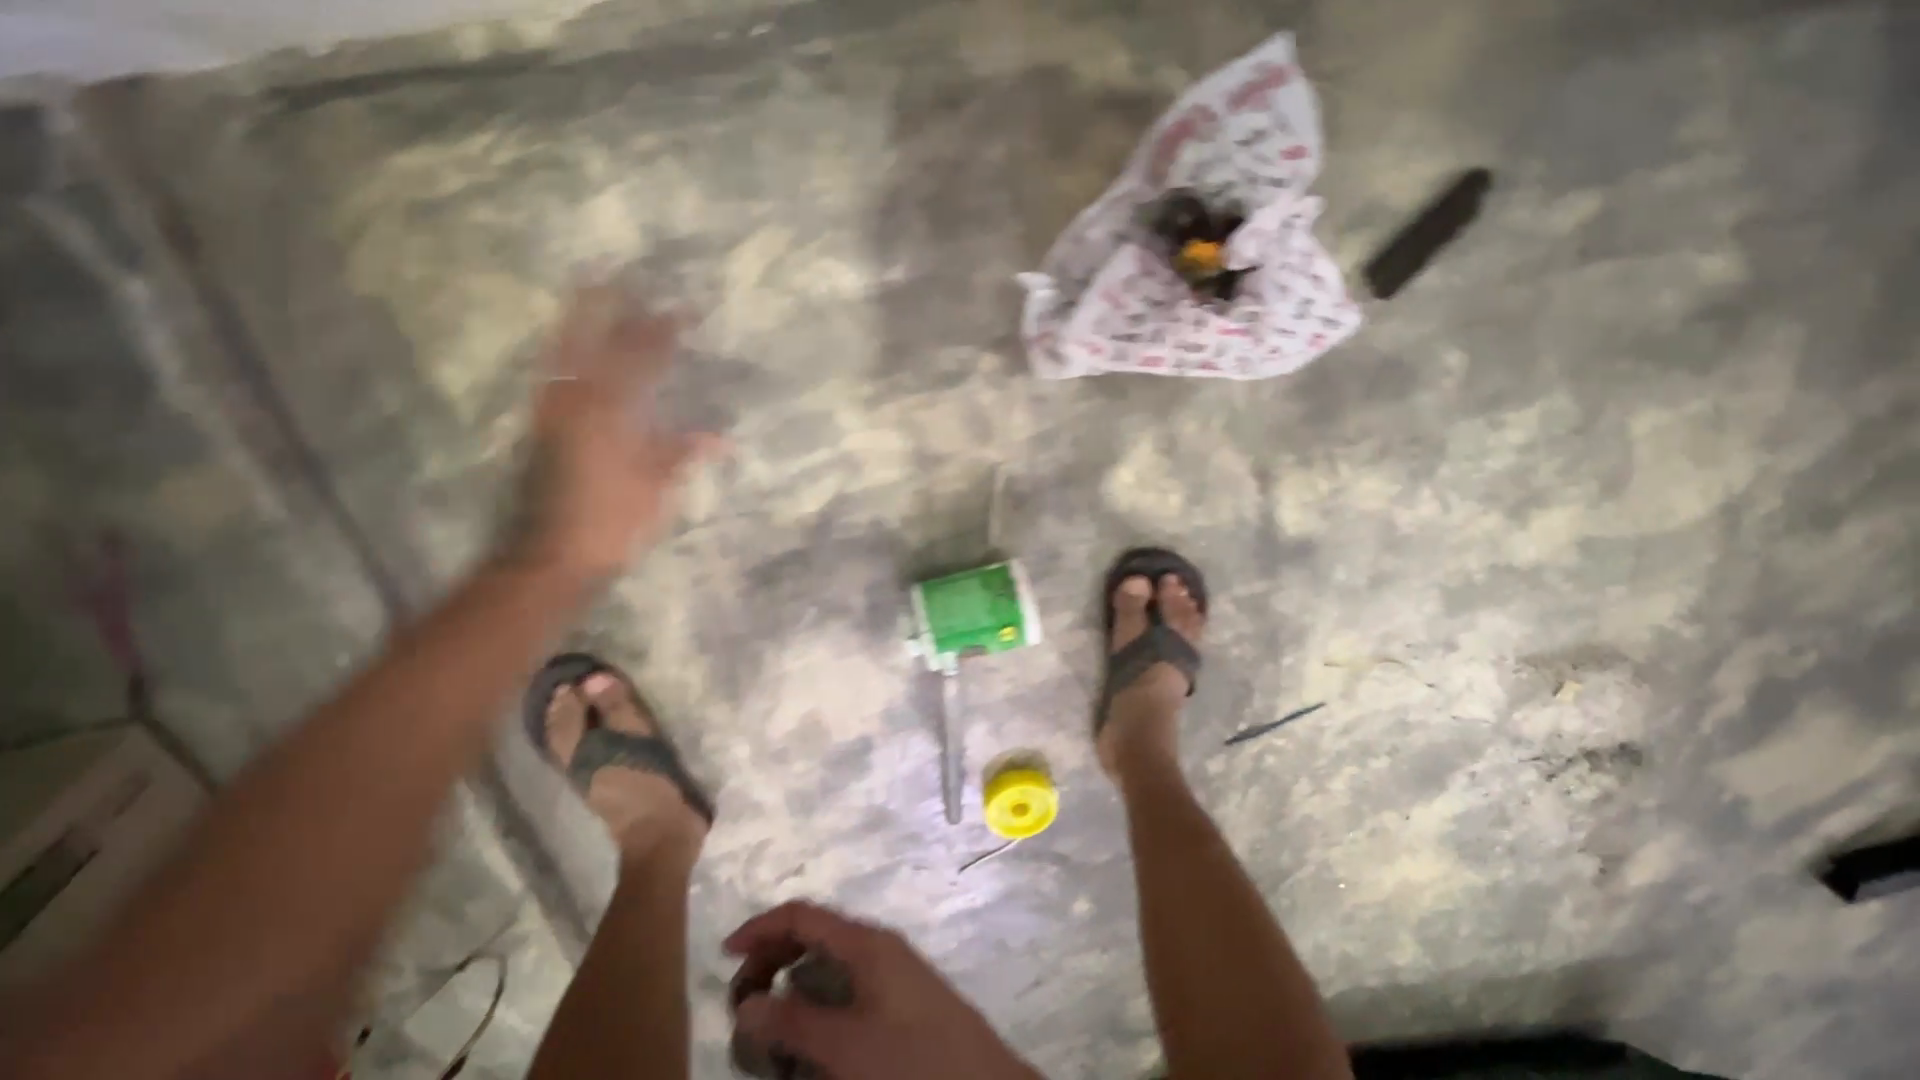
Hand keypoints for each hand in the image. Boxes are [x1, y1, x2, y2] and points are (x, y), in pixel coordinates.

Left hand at [504, 286, 721, 577]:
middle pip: (595, 341)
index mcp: (613, 411)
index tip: (685, 309)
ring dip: (577, 318)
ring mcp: (552, 411)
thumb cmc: (610, 524)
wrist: (547, 556)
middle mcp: (578, 401)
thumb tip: (721, 435)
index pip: (644, 359)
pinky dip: (560, 351)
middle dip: (610, 306)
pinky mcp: (539, 426)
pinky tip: (565, 347)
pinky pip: (551, 373)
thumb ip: (681, 453)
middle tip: (619, 272)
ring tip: (586, 289)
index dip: (665, 331)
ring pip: (564, 351)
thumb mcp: (655, 490)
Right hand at [726, 901, 1042, 1079]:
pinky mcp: (905, 1001)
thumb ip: (792, 1023)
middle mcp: (881, 948)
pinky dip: (821, 1001)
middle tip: (745, 997)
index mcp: (867, 943)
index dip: (761, 927)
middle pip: (816, 935)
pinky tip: (811, 1037)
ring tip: (772, 1022)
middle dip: (775, 957)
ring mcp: (896, 974)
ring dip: (797, 984)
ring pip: (833, 963)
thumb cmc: (912, 1060)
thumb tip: (745, 1003)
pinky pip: (850, 986)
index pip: (803, 914)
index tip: (725, 954)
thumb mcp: (845, 1046)